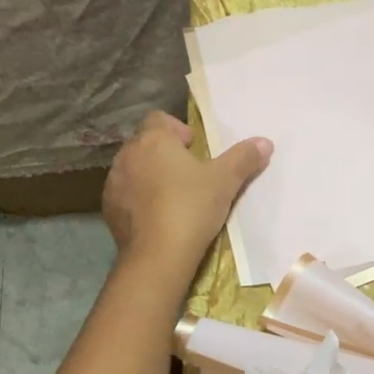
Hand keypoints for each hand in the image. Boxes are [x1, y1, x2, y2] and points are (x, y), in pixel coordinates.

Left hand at [101, 111, 271, 267]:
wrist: (158, 255)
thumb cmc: (192, 208)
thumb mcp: (225, 182)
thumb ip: (244, 158)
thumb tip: (265, 142)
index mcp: (153, 140)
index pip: (159, 119)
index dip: (177, 130)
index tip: (193, 149)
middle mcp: (127, 155)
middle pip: (145, 144)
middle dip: (164, 154)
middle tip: (187, 176)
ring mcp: (114, 182)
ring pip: (133, 170)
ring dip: (149, 177)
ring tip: (171, 198)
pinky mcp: (108, 209)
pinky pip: (124, 196)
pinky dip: (138, 201)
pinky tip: (156, 218)